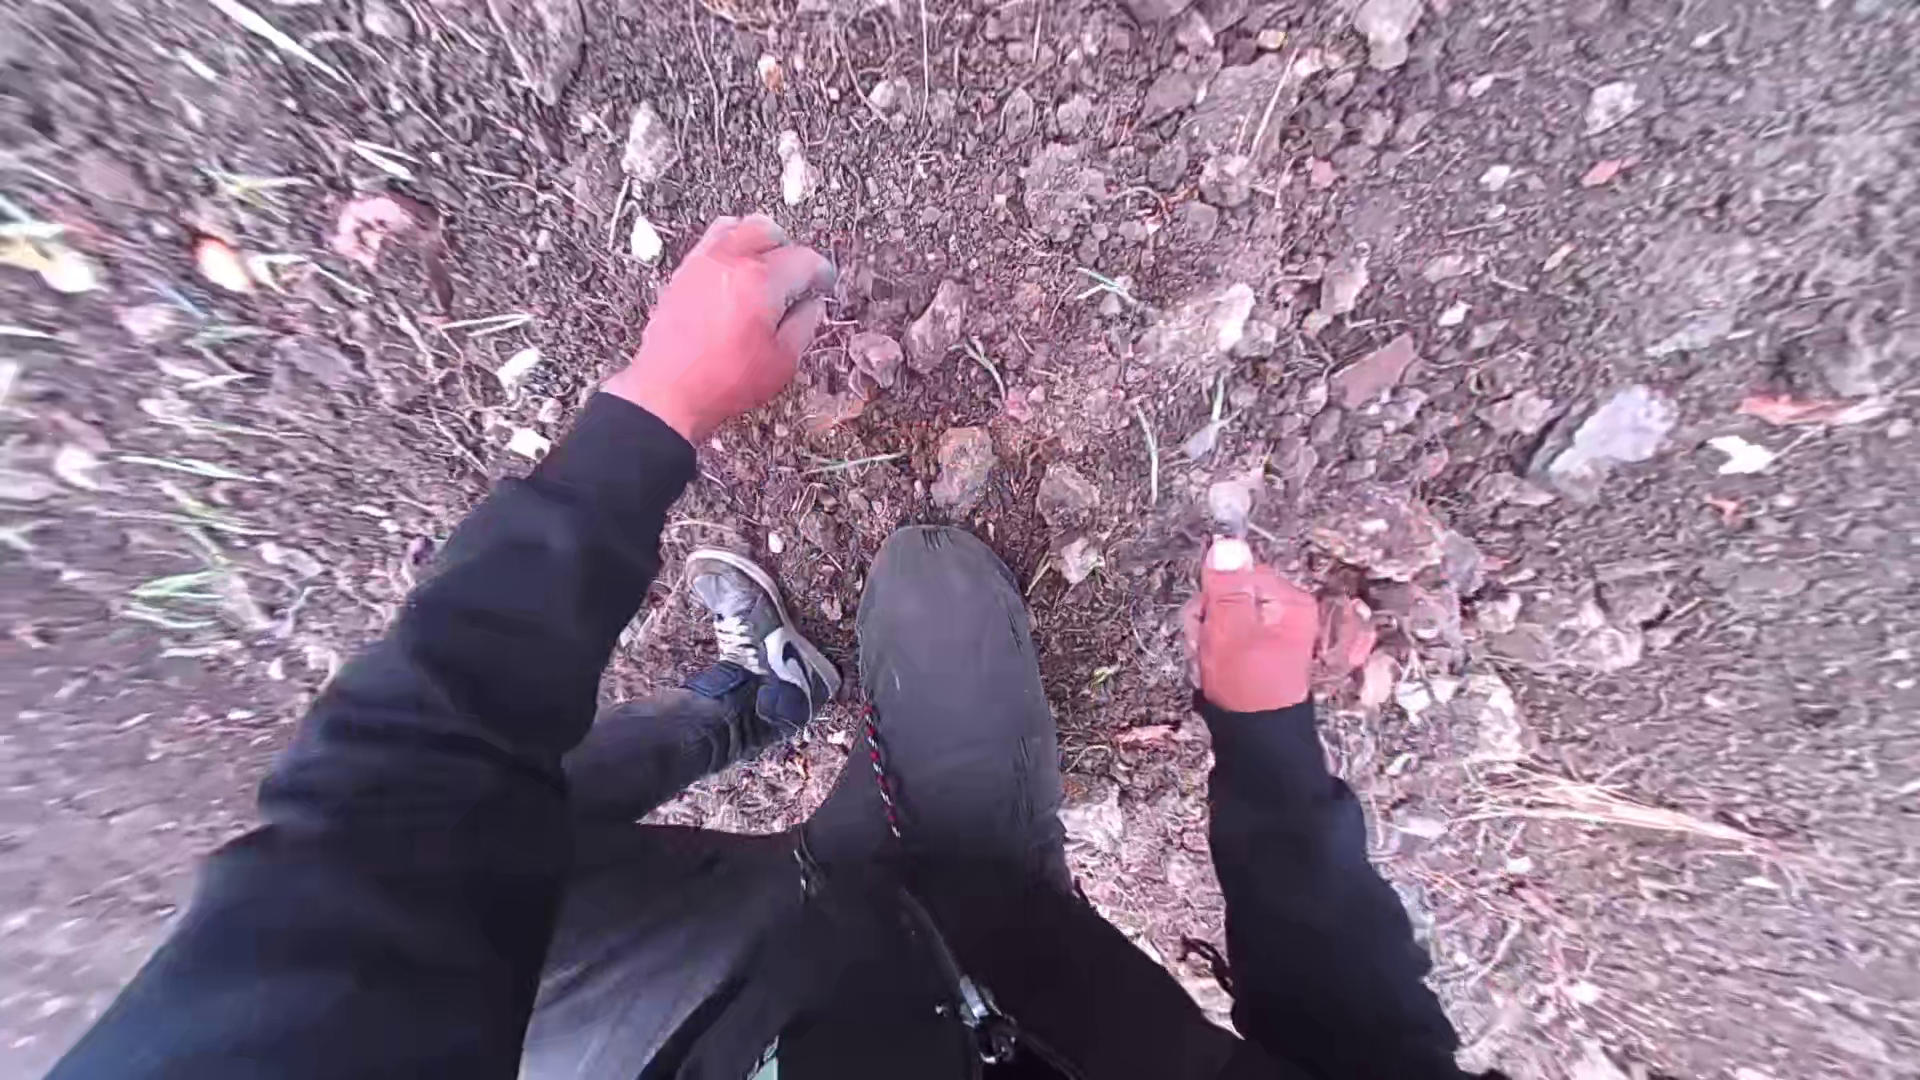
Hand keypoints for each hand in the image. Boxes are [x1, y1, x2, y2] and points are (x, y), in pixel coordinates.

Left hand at [605, 215, 835, 442]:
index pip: (804, 259)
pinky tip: (738, 276)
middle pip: (768, 230)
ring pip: (736, 227)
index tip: (825, 285)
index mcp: (761, 281)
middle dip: (790, 249)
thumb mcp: (783, 361)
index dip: (822, 272)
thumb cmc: (725, 381)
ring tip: (768, 270)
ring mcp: (703, 263)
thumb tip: (812, 306)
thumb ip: (804, 325)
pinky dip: (732, 249)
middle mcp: (730, 261)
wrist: (670, 391)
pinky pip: (712, 242)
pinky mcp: (683, 273)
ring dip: (758, 242)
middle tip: (799, 277)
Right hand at [1184, 539, 1318, 712]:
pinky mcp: (1259, 649)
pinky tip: (1213, 663)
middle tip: (1207, 640)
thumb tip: (1227, 545)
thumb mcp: (1230, 628)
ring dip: (1206, 632)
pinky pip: (1227, 633)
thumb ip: (1227, 585)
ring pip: (1223, 613)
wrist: (1254, 738)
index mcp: (1289, 602)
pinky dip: (1213, 645)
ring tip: (1209, 656)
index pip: (1238, 571)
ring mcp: (1273, 632)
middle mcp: (1286, 613)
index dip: (1214, 591)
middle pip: (1229, 592)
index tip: (1207, 613)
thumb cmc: (1247, 686)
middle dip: (1208, 614)